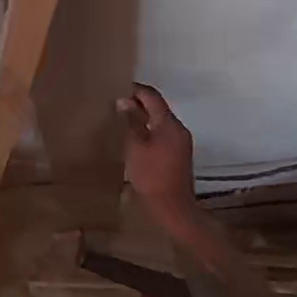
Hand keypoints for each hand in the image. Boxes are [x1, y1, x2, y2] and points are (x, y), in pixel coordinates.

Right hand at [118, 84, 198, 235]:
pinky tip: (134, 136)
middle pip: (158, 107)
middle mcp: (178, 128)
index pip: (152, 96)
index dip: (135, 89)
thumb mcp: (136, 147)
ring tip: (122, 118)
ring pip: (160, 120)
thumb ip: (131, 122)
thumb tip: (124, 100)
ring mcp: (181, 141)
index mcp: (169, 124)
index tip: (117, 88)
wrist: (174, 208)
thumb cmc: (152, 176)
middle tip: (116, 103)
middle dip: (138, 102)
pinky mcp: (179, 153)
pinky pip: (162, 132)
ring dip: (143, 116)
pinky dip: (148, 128)